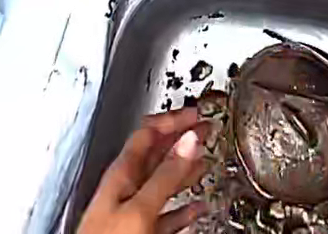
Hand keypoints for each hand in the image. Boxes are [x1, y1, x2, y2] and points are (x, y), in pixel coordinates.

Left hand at [77, 109, 210, 233]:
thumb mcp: (140, 208)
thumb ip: (165, 173)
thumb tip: (188, 139)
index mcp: (121, 173)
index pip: (149, 131)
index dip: (173, 118)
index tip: (196, 113)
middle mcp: (124, 188)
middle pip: (156, 153)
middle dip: (182, 139)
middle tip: (206, 129)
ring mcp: (130, 213)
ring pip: (162, 182)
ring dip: (185, 170)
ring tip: (206, 161)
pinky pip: (165, 215)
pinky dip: (183, 208)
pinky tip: (196, 209)